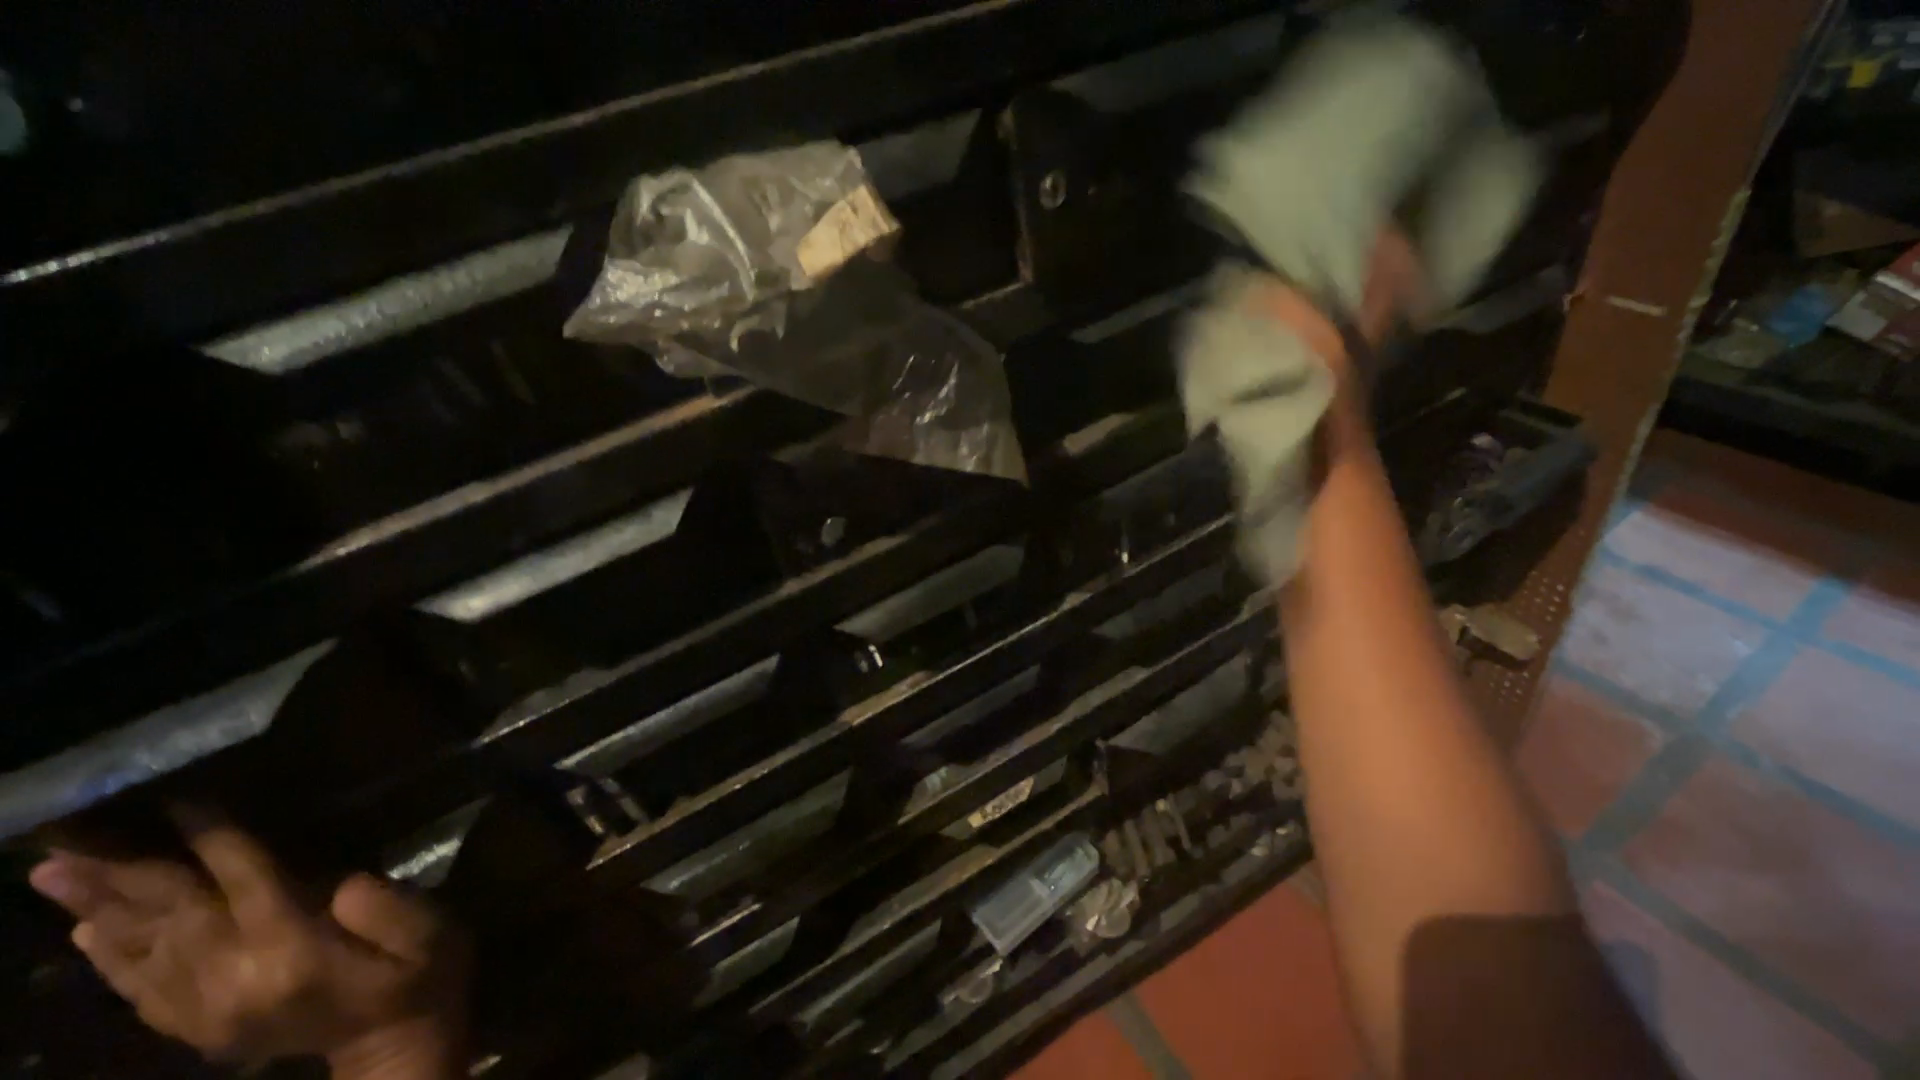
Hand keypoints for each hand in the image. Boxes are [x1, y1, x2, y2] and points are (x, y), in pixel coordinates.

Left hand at [28, 805, 468, 1078]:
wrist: (395, 1049)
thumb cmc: (422, 978)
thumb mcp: (432, 936)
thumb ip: (389, 910)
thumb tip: (340, 886)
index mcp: (295, 951)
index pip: (245, 880)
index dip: (213, 838)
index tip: (180, 798)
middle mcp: (237, 981)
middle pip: (174, 915)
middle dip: (121, 873)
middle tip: (64, 839)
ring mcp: (210, 1011)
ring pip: (144, 951)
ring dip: (99, 910)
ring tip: (56, 874)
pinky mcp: (201, 1028)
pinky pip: (141, 992)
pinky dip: (111, 961)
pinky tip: (90, 934)